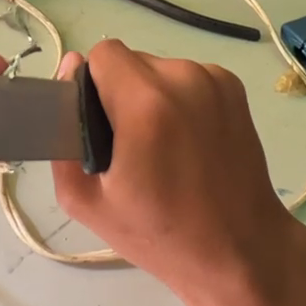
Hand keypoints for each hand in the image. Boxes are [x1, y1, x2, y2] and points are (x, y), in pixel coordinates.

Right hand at [51, 39, 305, 305]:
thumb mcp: (87, 202)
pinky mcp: (233, 86)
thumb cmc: (161, 235)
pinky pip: (188, 77)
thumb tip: (69, 72)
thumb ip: (64, 133)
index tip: (100, 122)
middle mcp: (182, 78)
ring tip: (163, 145)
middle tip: (130, 142)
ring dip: (151, 95)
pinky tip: (188, 140)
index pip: (101, 55)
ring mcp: (213, 79)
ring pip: (159, 68)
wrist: (241, 251)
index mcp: (145, 104)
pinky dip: (180, 99)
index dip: (93, 85)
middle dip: (121, 92)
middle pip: (131, 61)